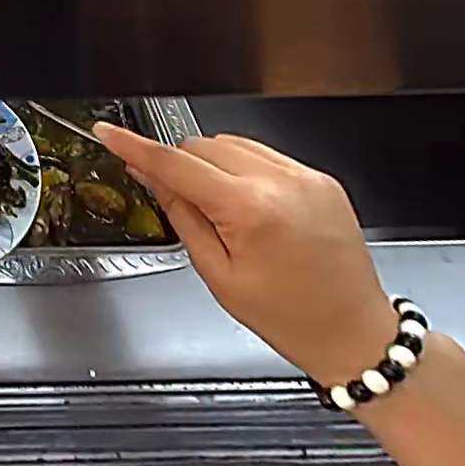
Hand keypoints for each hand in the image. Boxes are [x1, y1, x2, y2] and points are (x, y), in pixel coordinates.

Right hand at [94, 123, 400, 387]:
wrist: (357, 334)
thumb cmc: (288, 316)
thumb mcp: (216, 271)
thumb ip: (178, 212)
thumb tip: (147, 172)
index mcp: (250, 211)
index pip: (175, 163)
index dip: (134, 146)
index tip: (107, 131)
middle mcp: (280, 183)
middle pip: (199, 145)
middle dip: (179, 166)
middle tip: (180, 201)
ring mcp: (303, 176)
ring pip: (227, 142)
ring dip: (209, 163)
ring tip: (222, 208)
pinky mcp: (318, 177)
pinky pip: (259, 151)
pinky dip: (239, 166)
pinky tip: (247, 201)